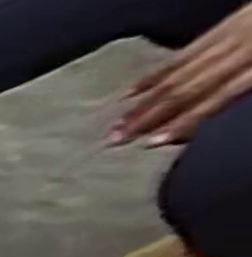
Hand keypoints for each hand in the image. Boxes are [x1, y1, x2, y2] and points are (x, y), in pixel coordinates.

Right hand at [112, 6, 251, 146]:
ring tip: (114, 124)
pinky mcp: (239, 17)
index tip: (150, 145)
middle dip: (150, 116)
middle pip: (191, 85)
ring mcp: (242, 27)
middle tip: (113, 141)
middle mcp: (250, 44)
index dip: (185, 121)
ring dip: (145, 101)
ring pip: (183, 70)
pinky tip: (132, 90)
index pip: (220, 95)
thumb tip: (223, 118)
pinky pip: (191, 48)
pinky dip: (159, 72)